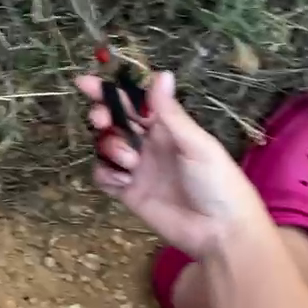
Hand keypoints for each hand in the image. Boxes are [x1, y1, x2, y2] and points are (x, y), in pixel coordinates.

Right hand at [79, 71, 273, 261]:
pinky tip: (123, 181)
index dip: (108, 92)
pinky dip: (106, 174)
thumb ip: (170, 112)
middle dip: (102, 116)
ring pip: (105, 146)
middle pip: (112, 121)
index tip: (84, 84)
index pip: (131, 103)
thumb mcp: (196, 144)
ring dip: (110, 147)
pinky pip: (103, 175)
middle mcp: (147, 145)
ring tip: (130, 162)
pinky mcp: (128, 192)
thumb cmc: (218, 183)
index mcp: (165, 128)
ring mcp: (136, 169)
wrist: (222, 235)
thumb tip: (162, 73)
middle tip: (103, 121)